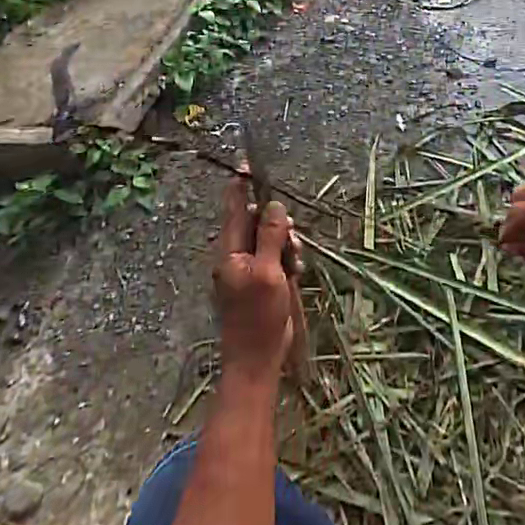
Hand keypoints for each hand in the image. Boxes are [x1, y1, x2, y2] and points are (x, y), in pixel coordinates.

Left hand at [212, 178, 297, 387]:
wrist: (257, 359)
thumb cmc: (258, 316)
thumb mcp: (268, 271)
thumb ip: (269, 236)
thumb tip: (273, 205)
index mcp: (229, 250)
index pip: (234, 208)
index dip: (242, 186)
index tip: (249, 165)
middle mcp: (235, 254)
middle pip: (256, 221)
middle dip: (277, 224)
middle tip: (292, 239)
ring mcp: (248, 268)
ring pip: (269, 239)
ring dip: (285, 244)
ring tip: (296, 262)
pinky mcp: (261, 280)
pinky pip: (275, 257)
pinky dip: (286, 260)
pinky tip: (296, 273)